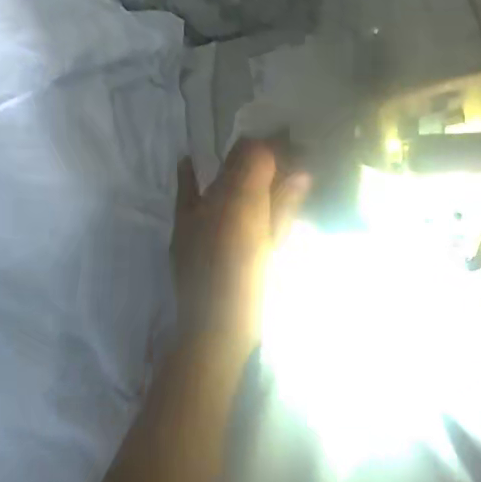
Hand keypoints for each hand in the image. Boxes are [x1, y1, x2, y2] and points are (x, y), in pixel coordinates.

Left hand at [170, 139, 309, 360]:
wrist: (212, 331)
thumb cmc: (254, 296)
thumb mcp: (275, 249)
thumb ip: (284, 208)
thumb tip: (301, 173)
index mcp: (242, 203)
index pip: (258, 153)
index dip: (279, 150)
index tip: (296, 158)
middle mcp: (213, 198)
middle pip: (238, 159)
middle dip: (261, 158)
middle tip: (283, 170)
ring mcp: (193, 212)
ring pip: (217, 176)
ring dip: (237, 172)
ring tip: (256, 182)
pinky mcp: (180, 228)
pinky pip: (183, 193)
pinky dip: (189, 176)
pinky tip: (188, 162)